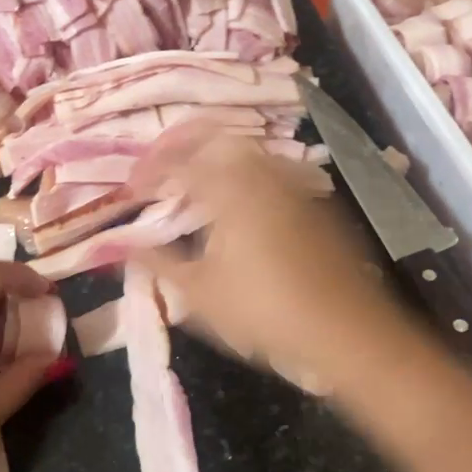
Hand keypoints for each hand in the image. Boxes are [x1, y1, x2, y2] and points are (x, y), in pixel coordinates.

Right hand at [131, 125, 405, 382]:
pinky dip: (246, 178)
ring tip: (197, 186)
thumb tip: (122, 246)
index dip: (150, 170)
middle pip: (218, 139)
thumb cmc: (266, 313)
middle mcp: (263, 175)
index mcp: (230, 190)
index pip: (179, 163)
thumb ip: (157, 263)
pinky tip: (240, 208)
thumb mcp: (200, 295)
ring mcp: (295, 187)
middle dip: (184, 147)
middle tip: (163, 169)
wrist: (349, 332)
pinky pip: (273, 173)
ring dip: (217, 160)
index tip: (133, 187)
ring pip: (249, 154)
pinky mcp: (316, 206)